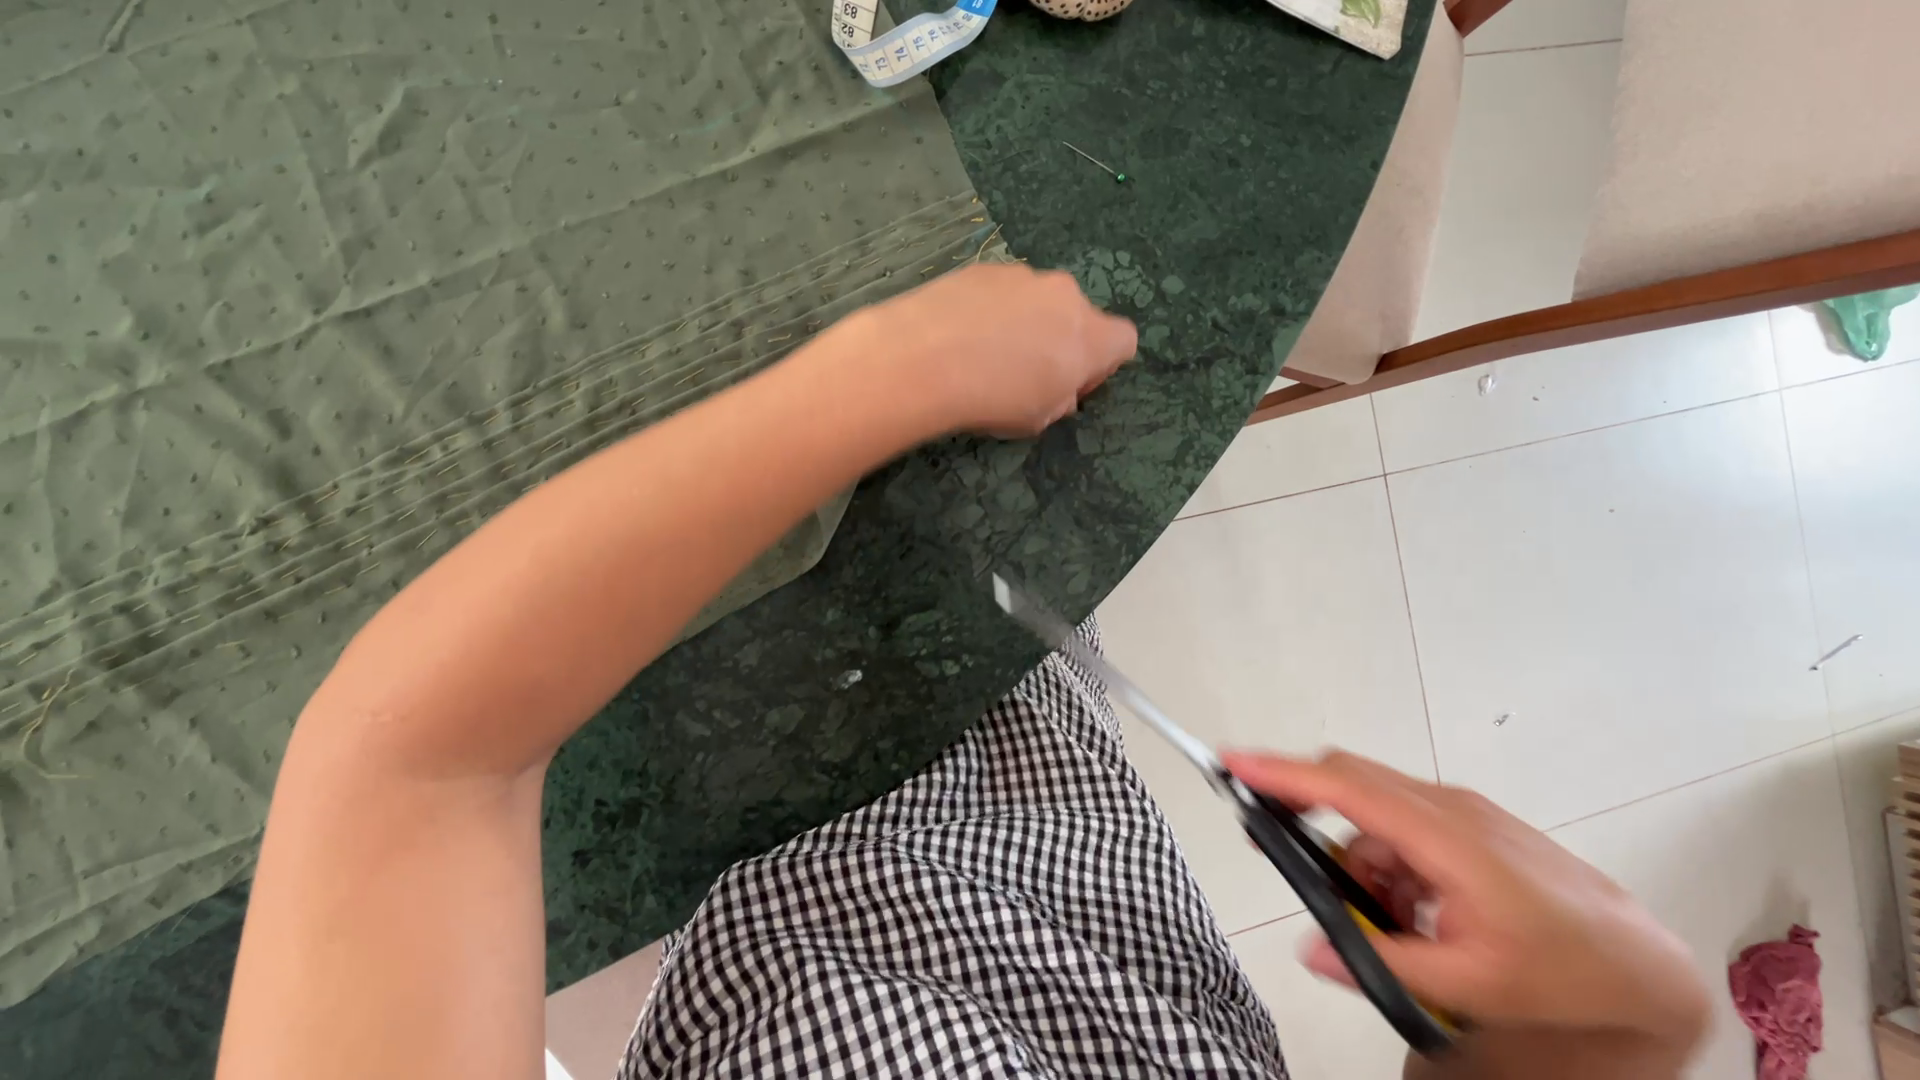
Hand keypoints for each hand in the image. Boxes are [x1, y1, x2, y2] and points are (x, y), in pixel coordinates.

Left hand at [846, 263, 1137, 436]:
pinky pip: (999, 291)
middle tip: (1023, 373)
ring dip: (1024, 323)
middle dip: (1060, 341)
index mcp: (1091, 336)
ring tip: (982, 354)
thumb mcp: (1037, 419)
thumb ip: (1060, 399)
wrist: (924, 358)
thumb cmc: (993, 399)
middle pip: (1078, 317)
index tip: (1071, 385)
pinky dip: (989, 310)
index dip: (1102, 366)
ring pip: (1037, 301)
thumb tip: (1058, 389)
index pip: (1124, 341)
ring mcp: (1023, 276)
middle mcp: (1065, 295)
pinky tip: (958, 335)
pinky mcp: (983, 268)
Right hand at [1222, 751, 1710, 1046]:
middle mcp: (1445, 807)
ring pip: (1374, 812)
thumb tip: (1309, 947)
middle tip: (1271, 845)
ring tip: (1385, 921)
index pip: (1346, 787)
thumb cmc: (1561, 968)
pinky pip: (1401, 827)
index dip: (1283, 773)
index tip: (1231, 762)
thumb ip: (1382, 963)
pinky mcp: (1467, 822)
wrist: (1639, 960)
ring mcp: (1459, 811)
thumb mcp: (1470, 984)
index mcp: (1444, 836)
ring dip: (1357, 856)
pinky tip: (1411, 910)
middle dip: (1301, 803)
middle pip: (1350, 781)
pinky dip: (1385, 862)